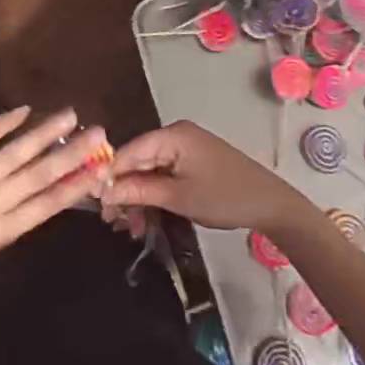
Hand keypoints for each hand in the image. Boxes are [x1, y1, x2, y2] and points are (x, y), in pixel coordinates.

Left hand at [0, 106, 108, 280]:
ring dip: (44, 133)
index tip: (101, 167)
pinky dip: (2, 124)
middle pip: (38, 175)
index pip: (48, 205)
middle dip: (71, 153)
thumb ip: (17, 217)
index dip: (78, 185)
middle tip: (98, 133)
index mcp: (2, 230)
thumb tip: (49, 189)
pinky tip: (24, 111)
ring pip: (14, 154)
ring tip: (69, 116)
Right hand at [99, 121, 310, 232]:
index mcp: (173, 136)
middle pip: (136, 162)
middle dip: (123, 192)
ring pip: (147, 173)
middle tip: (110, 221)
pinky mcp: (190, 164)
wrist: (271, 206)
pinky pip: (162, 177)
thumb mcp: (178, 197)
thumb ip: (139, 191)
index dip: (108, 175)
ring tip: (129, 228)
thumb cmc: (225, 197)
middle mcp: (175, 137)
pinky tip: (145, 221)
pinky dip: (153, 197)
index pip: (128, 151)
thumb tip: (103, 192)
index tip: (92, 200)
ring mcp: (184, 150)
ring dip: (137, 200)